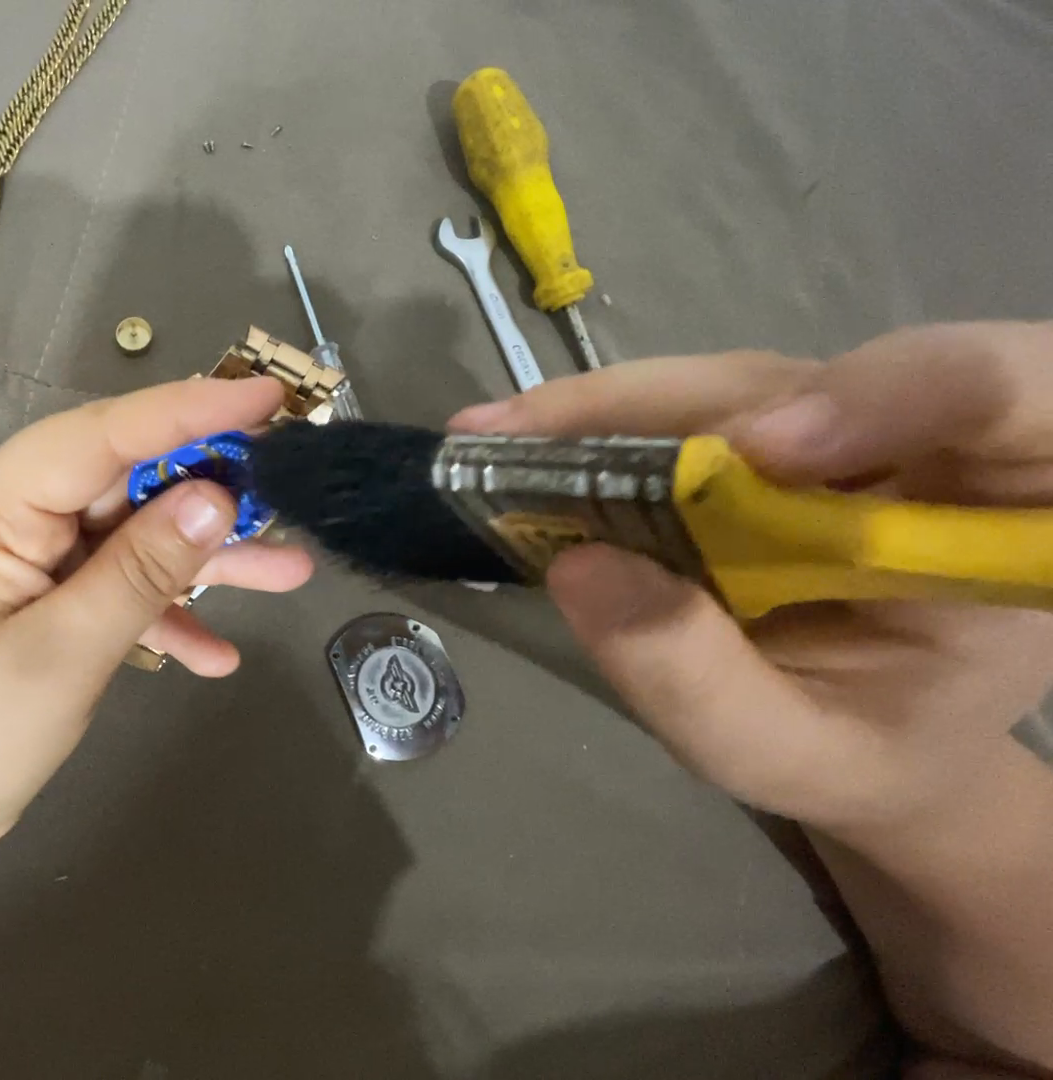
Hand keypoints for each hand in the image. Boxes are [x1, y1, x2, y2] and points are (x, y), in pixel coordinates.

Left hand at [0, 378, 313, 860]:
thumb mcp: (65, 654)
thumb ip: (141, 570)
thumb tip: (215, 498)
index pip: (97, 437)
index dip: (185, 409)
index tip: (268, 394)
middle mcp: (6, 520)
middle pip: (119, 480)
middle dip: (205, 488)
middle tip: (287, 484)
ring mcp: (25, 563)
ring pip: (127, 536)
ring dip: (200, 558)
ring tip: (288, 570)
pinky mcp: (41, 604)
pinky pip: (111, 588)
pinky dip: (162, 614)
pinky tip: (216, 657)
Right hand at [449, 323, 1052, 834]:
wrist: (862, 741)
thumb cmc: (852, 752)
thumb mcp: (779, 750)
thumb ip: (696, 680)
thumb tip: (579, 565)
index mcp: (1011, 516)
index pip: (1008, 396)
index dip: (897, 390)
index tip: (763, 450)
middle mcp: (927, 445)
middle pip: (808, 375)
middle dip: (660, 405)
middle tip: (521, 437)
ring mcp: (832, 429)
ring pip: (718, 383)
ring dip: (596, 409)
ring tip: (490, 439)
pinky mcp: (752, 434)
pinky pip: (673, 408)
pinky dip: (585, 425)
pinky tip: (514, 443)